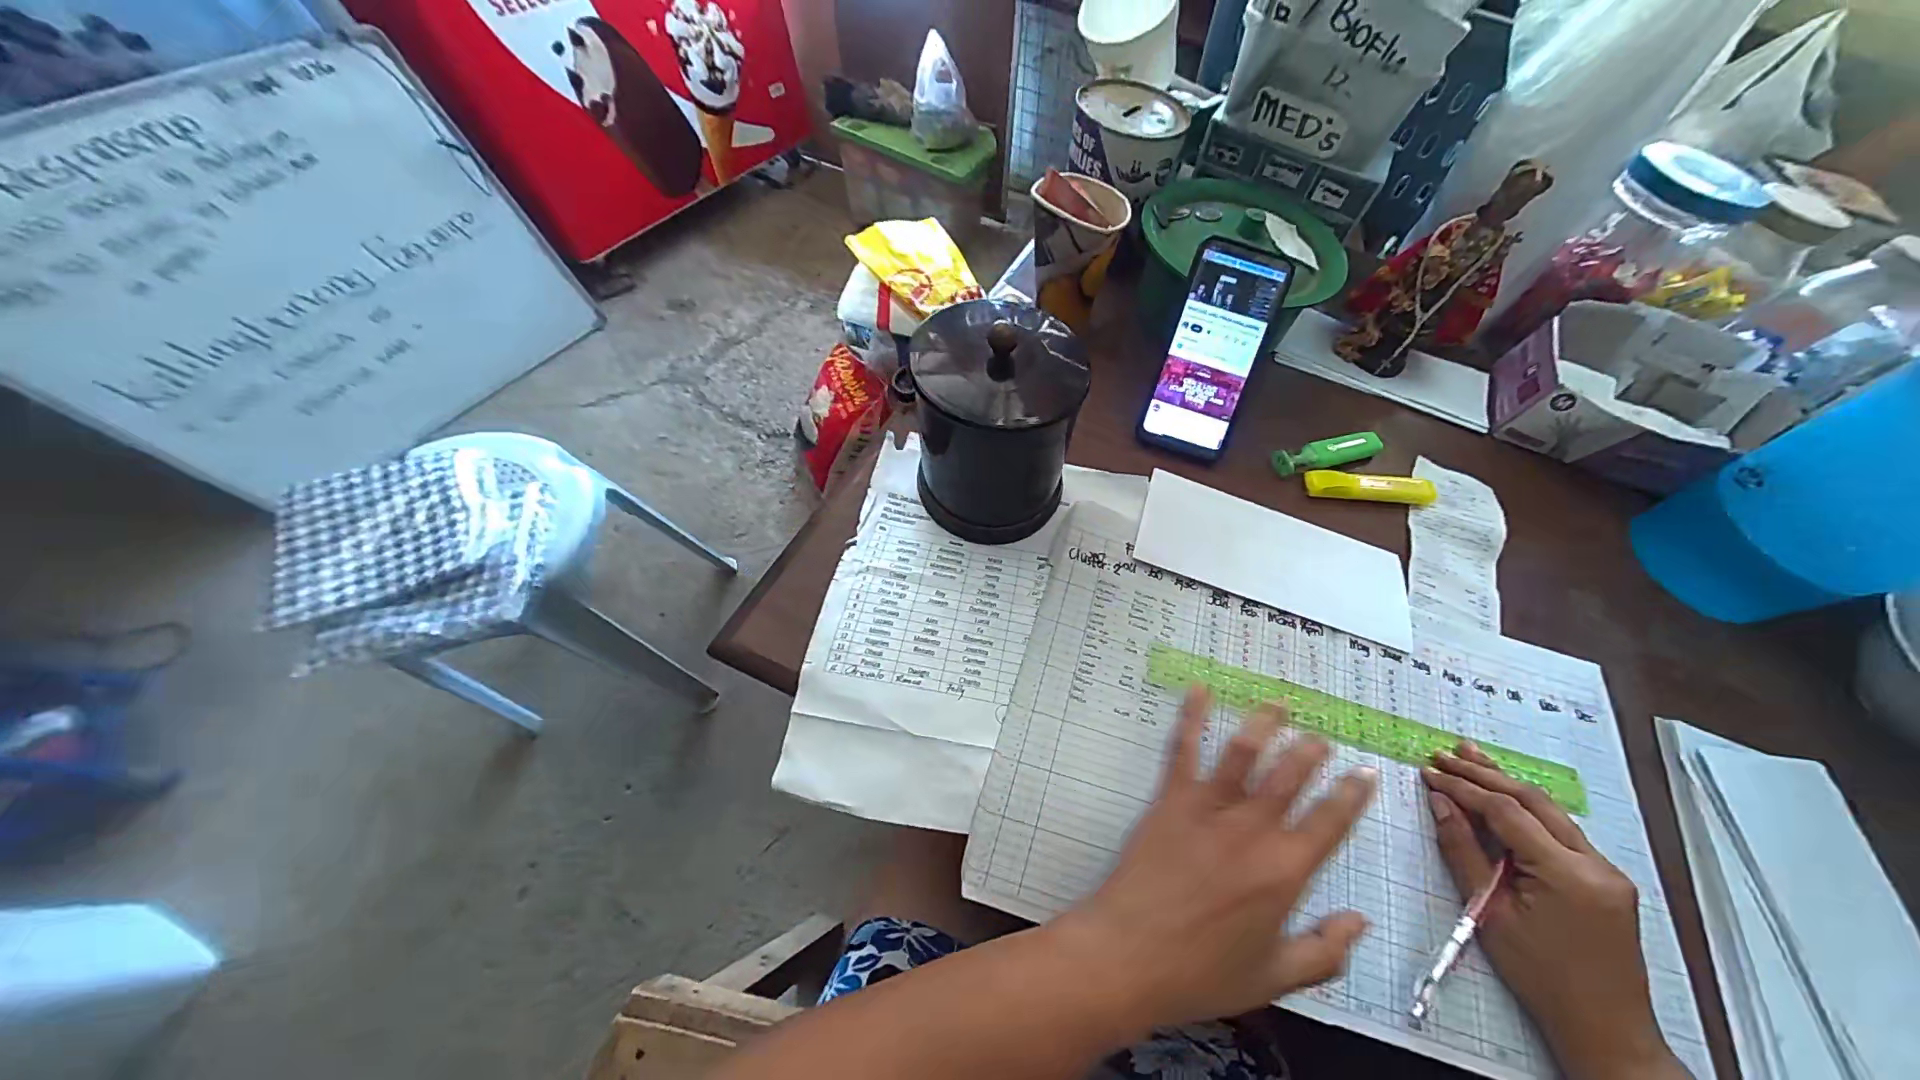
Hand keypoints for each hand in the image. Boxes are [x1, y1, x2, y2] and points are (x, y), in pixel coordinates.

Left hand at [1046, 686, 1376, 1033]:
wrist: (1129, 954)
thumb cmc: (1201, 972)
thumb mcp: (1274, 977)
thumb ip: (1326, 951)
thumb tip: (1360, 922)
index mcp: (1285, 871)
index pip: (1330, 821)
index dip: (1352, 795)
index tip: (1365, 772)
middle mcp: (1251, 830)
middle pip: (1291, 777)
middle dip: (1311, 751)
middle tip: (1321, 737)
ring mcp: (1208, 809)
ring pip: (1244, 753)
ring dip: (1264, 723)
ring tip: (1278, 703)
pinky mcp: (1169, 799)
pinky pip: (1183, 749)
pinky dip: (1191, 716)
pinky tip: (1199, 690)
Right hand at [1423, 744, 1686, 1079]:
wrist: (1604, 1027)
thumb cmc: (1539, 976)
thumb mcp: (1489, 913)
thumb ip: (1463, 851)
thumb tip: (1440, 803)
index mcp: (1568, 874)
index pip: (1505, 812)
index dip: (1464, 787)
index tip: (1429, 771)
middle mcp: (1596, 864)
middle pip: (1532, 801)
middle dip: (1485, 773)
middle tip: (1446, 753)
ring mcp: (1608, 871)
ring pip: (1550, 811)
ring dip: (1507, 784)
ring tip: (1472, 756)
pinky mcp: (1607, 880)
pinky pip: (1561, 830)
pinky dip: (1527, 808)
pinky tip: (1504, 795)